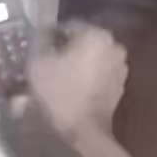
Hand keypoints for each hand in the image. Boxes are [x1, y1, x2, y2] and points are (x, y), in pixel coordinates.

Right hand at [25, 24, 127, 143]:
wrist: (84, 130)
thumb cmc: (59, 93)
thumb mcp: (38, 63)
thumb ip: (40, 40)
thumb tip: (43, 31)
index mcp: (95, 34)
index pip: (67, 26)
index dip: (48, 37)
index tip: (36, 49)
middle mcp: (113, 45)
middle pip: (81, 42)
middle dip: (63, 51)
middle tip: (46, 64)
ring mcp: (120, 66)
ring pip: (90, 58)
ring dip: (75, 64)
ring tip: (57, 79)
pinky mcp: (120, 85)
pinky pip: (98, 74)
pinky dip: (86, 77)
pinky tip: (72, 89)